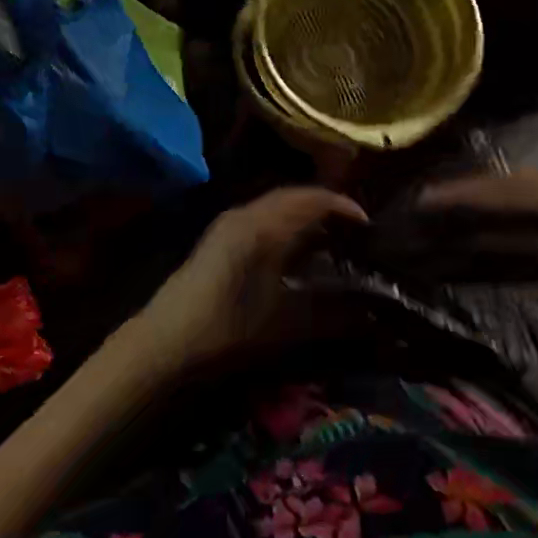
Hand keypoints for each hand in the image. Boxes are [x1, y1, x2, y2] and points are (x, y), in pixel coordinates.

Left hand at [138, 188, 367, 365]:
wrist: (167, 339)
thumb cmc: (226, 328)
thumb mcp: (284, 322)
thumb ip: (330, 313)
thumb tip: (369, 310)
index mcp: (259, 225)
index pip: (308, 198)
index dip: (342, 205)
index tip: (370, 224)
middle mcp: (241, 216)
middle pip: (290, 199)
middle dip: (325, 209)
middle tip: (357, 231)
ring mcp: (225, 228)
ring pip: (273, 211)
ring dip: (302, 219)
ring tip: (333, 242)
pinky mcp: (217, 243)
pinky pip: (259, 223)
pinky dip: (283, 230)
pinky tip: (296, 256)